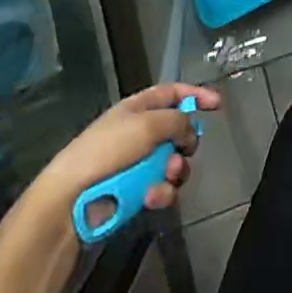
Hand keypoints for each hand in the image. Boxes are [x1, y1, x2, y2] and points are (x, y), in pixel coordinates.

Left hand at [35, 83, 221, 218]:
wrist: (73, 199)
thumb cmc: (108, 151)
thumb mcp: (147, 124)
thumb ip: (177, 121)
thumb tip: (190, 131)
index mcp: (137, 108)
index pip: (171, 93)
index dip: (195, 94)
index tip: (218, 105)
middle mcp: (139, 133)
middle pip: (177, 132)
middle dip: (186, 142)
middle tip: (184, 150)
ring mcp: (137, 164)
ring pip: (174, 164)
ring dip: (174, 171)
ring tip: (166, 177)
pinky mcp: (136, 193)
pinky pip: (162, 189)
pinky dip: (160, 193)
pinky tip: (151, 198)